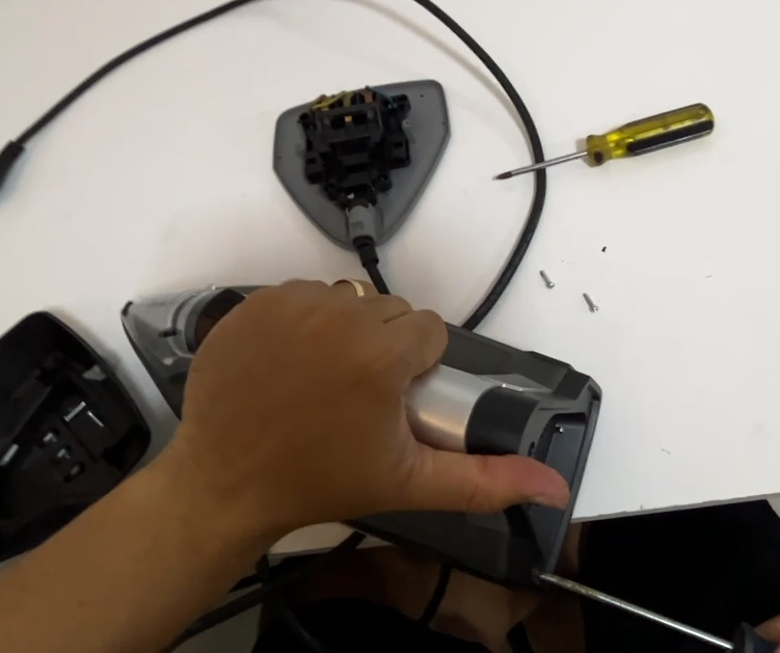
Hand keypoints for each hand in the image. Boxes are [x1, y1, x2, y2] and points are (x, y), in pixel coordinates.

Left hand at [153, 280, 569, 544]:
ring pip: (349, 297)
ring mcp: (292, 303)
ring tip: (324, 376)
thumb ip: (484, 479)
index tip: (395, 396)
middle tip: (361, 392)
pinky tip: (290, 360)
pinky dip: (304, 319)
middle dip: (386, 344)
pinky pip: (303, 293)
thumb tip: (555, 485)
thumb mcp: (408, 482)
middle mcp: (339, 313)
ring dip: (346, 328)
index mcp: (381, 353)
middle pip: (390, 310)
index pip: (428, 329)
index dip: (417, 364)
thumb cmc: (320, 480)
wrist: (225, 484)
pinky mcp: (255, 302)